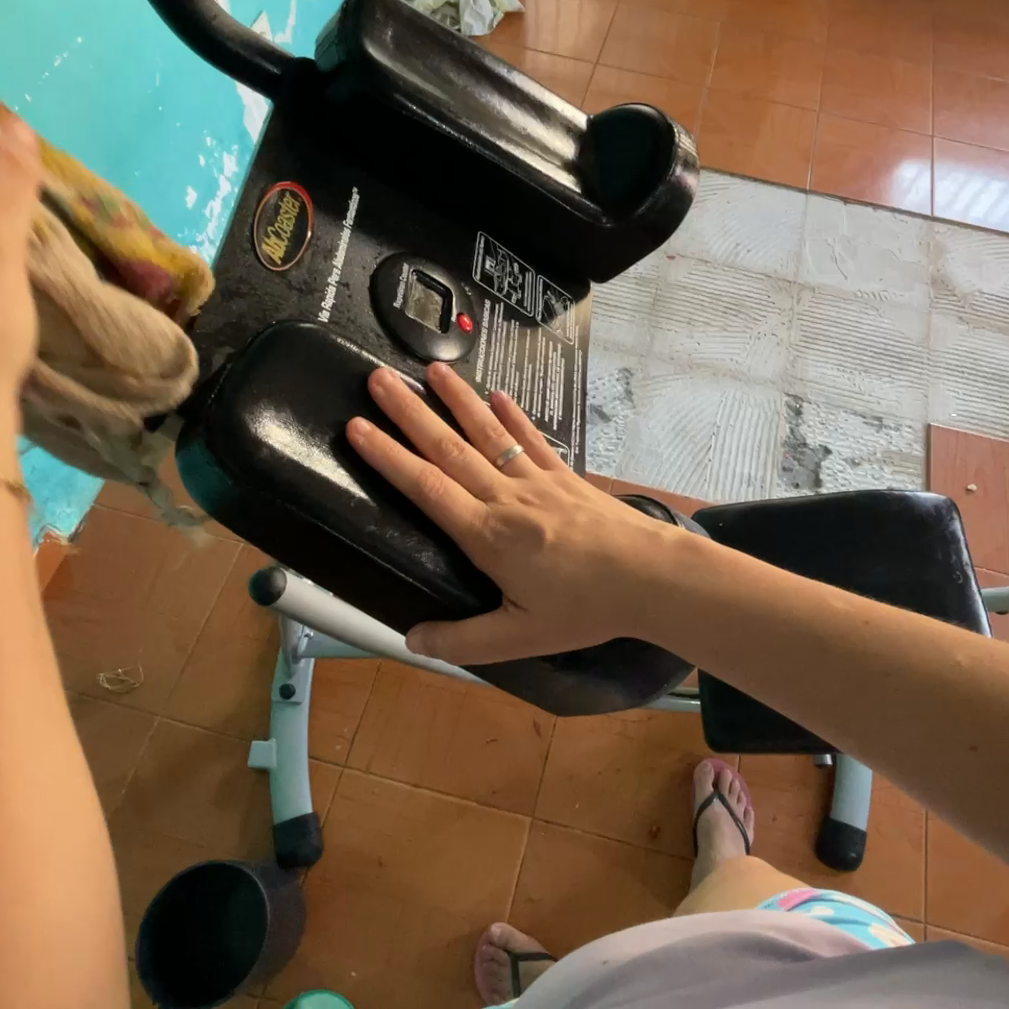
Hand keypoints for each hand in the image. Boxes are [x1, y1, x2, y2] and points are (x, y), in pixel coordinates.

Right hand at [345, 363, 690, 663]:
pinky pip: (533, 441)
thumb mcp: (519, 638)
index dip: (388, 457)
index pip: (426, 488)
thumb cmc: (585, 608)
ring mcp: (538, 481)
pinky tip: (498, 396)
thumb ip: (464, 639)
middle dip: (409, 414)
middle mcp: (506, 498)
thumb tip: (413, 638)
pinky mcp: (566, 477)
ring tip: (430, 369)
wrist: (651, 576)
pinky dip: (513, 417)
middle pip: (449, 449)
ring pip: (488, 435)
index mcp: (487, 536)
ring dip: (457, 401)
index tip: (357, 426)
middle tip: (377, 380)